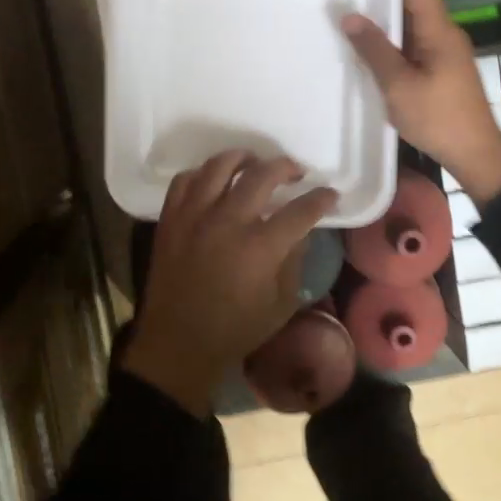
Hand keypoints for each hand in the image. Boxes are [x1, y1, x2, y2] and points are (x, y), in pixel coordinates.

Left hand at [123, 152, 337, 416]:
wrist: (178, 342)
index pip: (300, 210)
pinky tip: (214, 180)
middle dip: (285, 167)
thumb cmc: (235, 330)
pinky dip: (203, 173)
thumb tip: (301, 232)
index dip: (321, 199)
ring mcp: (194, 216)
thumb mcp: (281, 305)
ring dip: (243, 158)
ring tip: (254, 163)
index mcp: (260, 247)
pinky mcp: (170, 219)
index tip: (330, 194)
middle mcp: (227, 221)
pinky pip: (185, 180)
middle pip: (261, 174)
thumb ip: (294, 261)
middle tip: (295, 172)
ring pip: (219, 166)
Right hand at [342, 0, 500, 203]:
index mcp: (439, 30)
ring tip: (349, 12)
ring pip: (412, 24)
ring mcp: (445, 53)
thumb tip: (351, 16)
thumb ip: (374, 49)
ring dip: (385, 18)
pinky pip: (413, 44)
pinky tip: (368, 48)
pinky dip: (392, 40)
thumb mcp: (399, 85)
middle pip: (414, 1)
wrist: (476, 154)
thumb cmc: (439, 119)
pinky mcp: (441, 70)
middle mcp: (445, 34)